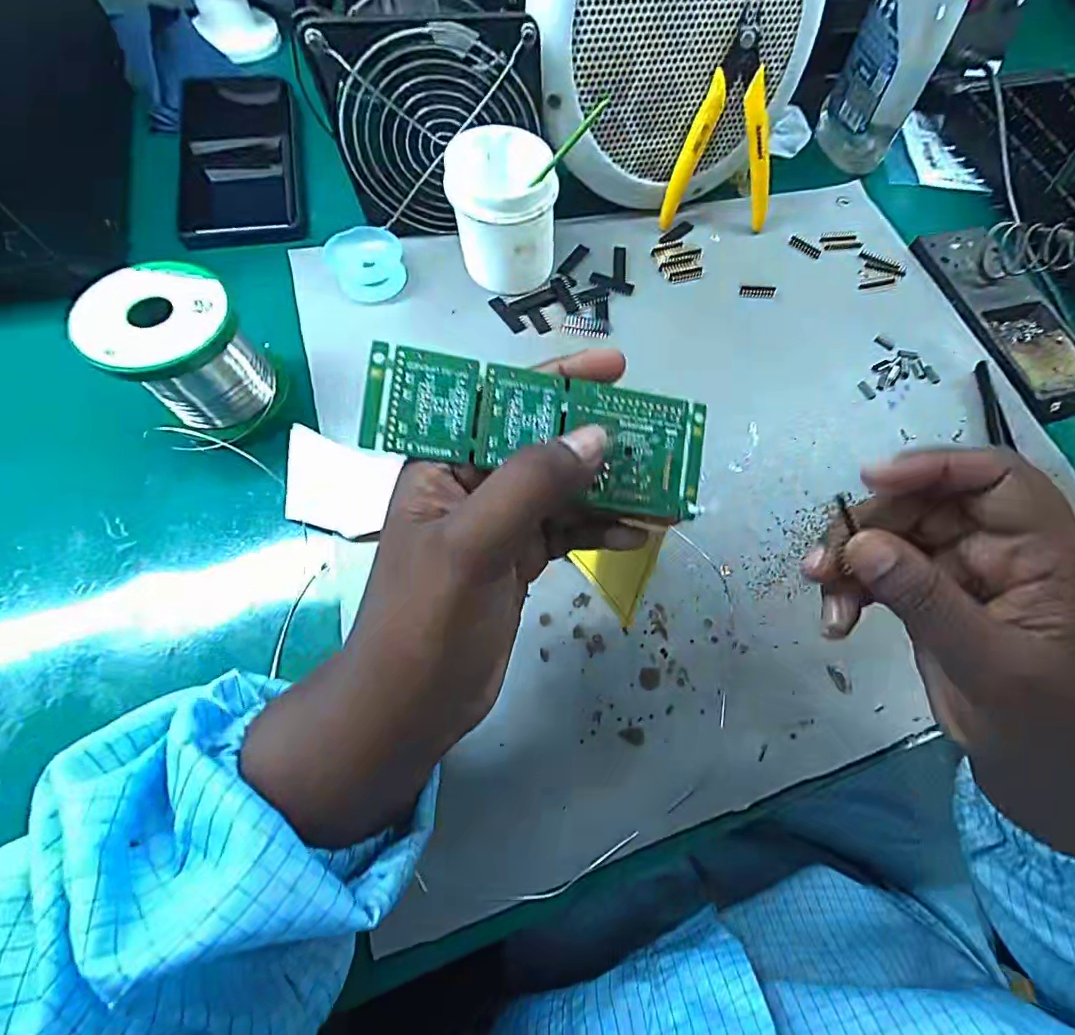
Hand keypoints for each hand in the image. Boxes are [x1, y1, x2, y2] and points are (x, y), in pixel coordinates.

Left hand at [242, 349, 647, 847]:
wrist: (410, 708)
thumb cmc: (426, 621)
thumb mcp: (473, 543)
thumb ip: (531, 483)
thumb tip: (596, 436)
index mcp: (444, 464)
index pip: (503, 400)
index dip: (559, 378)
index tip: (615, 366)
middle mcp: (473, 485)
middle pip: (544, 444)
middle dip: (599, 439)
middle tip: (657, 434)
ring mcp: (499, 525)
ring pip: (564, 491)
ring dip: (611, 491)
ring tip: (664, 490)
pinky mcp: (519, 560)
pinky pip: (568, 532)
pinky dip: (602, 531)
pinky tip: (639, 535)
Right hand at [803, 449, 1074, 862]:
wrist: (1053, 792)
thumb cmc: (1046, 732)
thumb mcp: (987, 666)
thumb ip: (924, 598)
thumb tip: (861, 543)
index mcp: (1048, 553)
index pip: (996, 478)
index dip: (935, 467)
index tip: (870, 480)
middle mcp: (1007, 551)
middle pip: (930, 505)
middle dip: (873, 527)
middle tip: (824, 565)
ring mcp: (969, 574)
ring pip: (899, 538)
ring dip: (854, 562)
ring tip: (825, 600)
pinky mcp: (938, 598)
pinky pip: (888, 574)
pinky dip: (857, 590)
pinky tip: (837, 621)